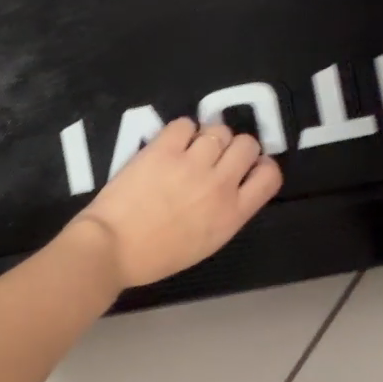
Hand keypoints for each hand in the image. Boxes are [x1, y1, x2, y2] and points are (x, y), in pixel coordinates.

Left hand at [66, 118, 282, 288]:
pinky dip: (181, 131)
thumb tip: (228, 190)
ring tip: (190, 149)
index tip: (245, 169)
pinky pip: (185, 123)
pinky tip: (169, 145)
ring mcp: (192, 164)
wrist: (112, 248)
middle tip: (214, 158)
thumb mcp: (204, 244)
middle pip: (248, 145)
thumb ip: (223, 215)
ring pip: (219, 130)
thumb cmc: (154, 258)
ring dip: (207, 137)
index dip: (260, 167)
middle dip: (234, 148)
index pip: (269, 176)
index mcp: (232, 215)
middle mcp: (220, 185)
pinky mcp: (164, 150)